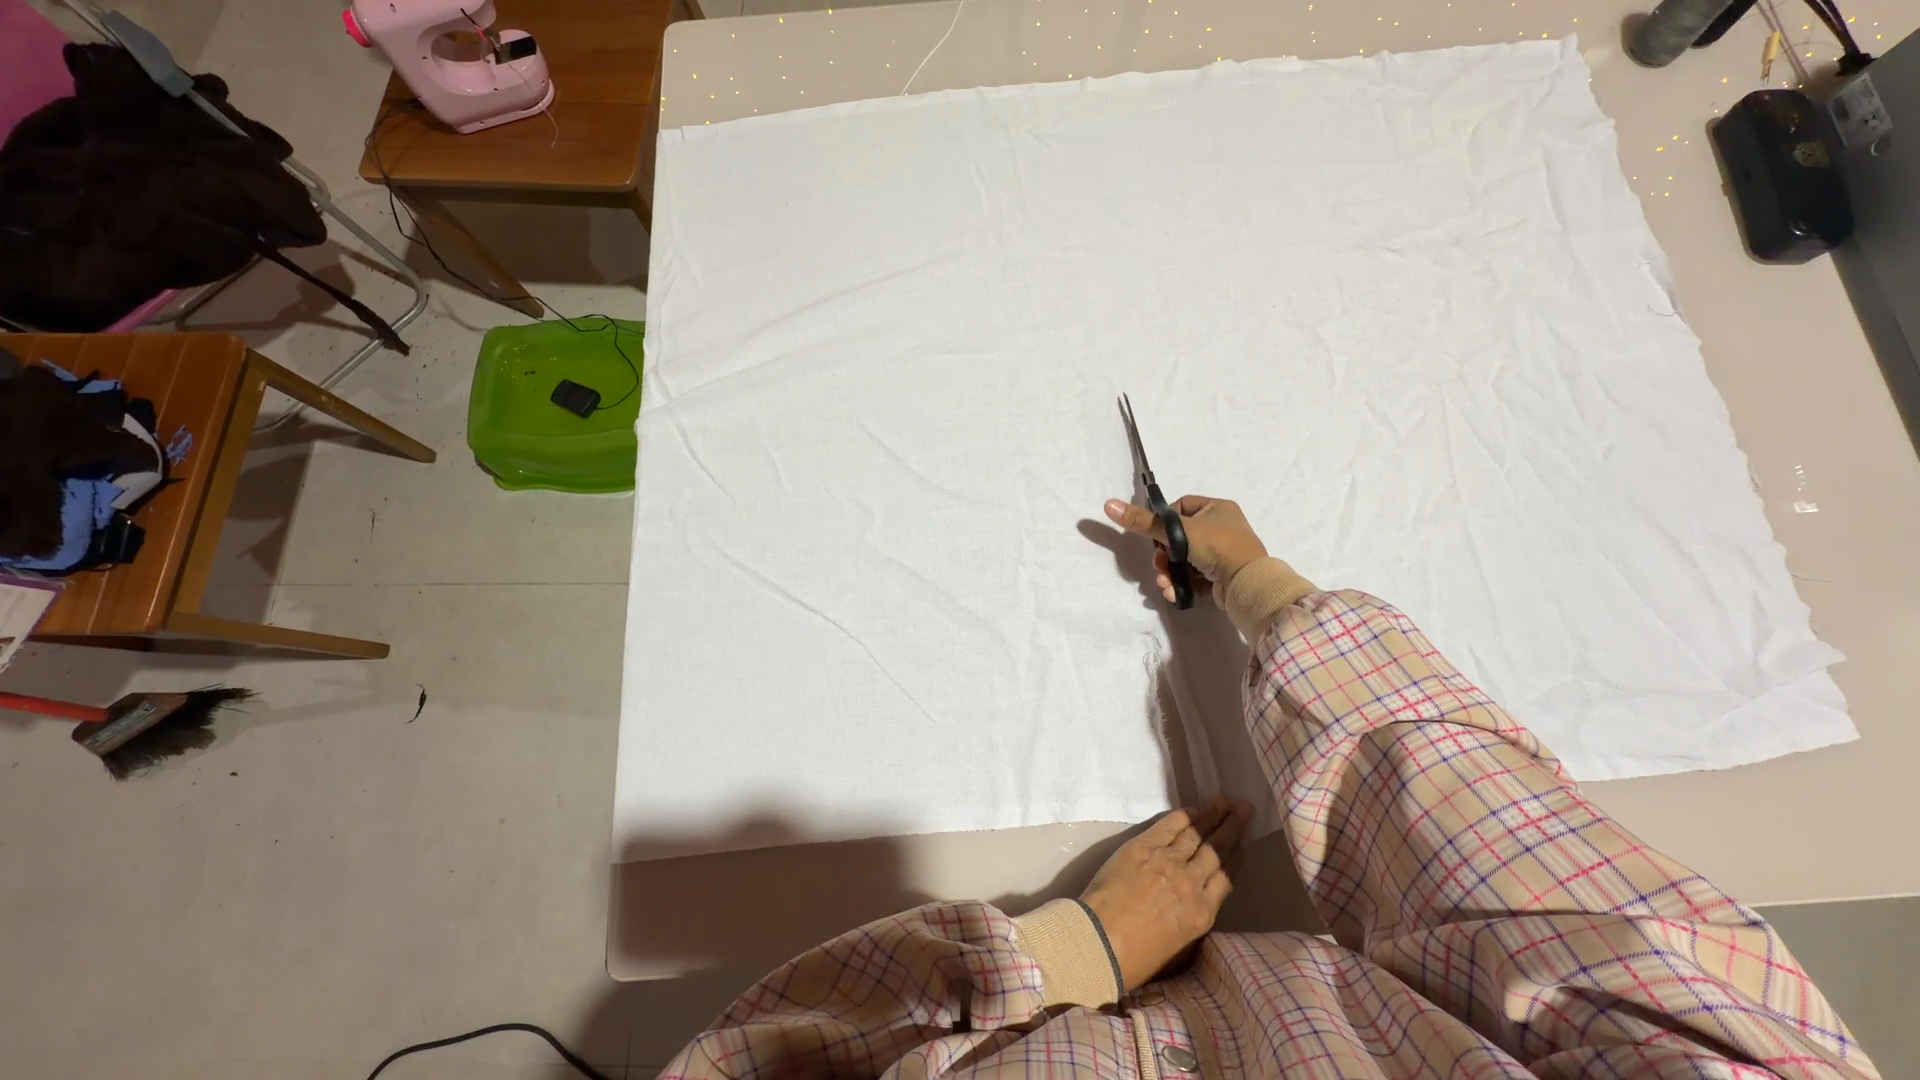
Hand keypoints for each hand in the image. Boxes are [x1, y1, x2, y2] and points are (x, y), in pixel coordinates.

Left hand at [1080, 796, 1251, 990]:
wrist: (1102, 941)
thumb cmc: (1136, 958)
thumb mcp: (1179, 947)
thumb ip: (1192, 919)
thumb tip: (1197, 902)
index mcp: (1202, 913)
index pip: (1226, 877)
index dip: (1237, 856)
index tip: (1244, 843)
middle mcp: (1191, 883)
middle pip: (1217, 849)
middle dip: (1233, 827)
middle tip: (1246, 808)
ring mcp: (1168, 861)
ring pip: (1197, 833)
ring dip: (1213, 814)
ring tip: (1226, 800)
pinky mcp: (1143, 847)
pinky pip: (1168, 826)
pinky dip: (1183, 816)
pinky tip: (1192, 809)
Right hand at [1103, 495, 1267, 607]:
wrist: (1247, 583)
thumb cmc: (1216, 546)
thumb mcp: (1177, 531)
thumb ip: (1143, 521)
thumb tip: (1108, 504)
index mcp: (1217, 508)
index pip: (1181, 508)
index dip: (1164, 523)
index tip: (1156, 537)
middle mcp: (1223, 528)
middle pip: (1180, 539)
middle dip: (1164, 556)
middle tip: (1159, 564)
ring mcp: (1224, 554)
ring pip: (1185, 561)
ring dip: (1169, 573)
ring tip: (1164, 583)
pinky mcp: (1223, 578)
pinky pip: (1195, 578)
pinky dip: (1182, 585)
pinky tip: (1173, 592)